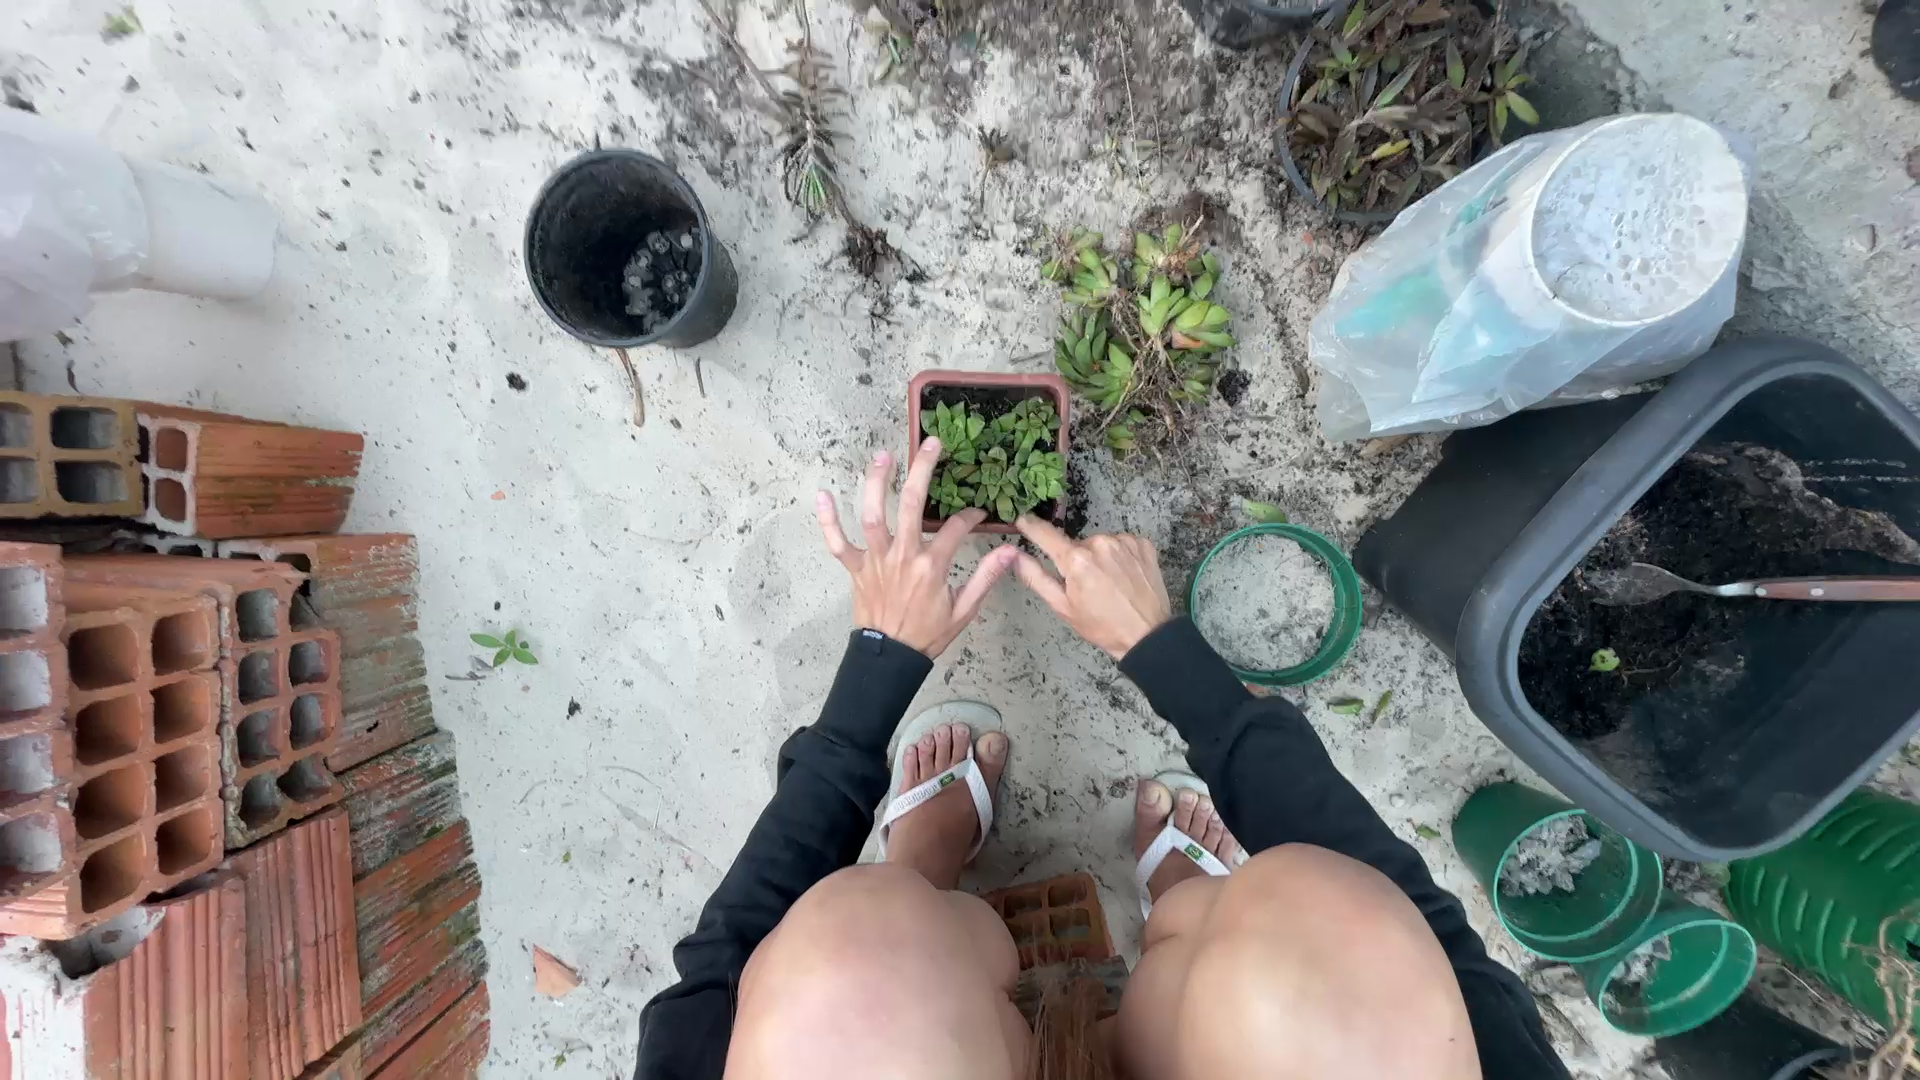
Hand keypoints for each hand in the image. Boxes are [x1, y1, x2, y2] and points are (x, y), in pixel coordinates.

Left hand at [816, 439, 1020, 657]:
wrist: (892, 658)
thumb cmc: (928, 634)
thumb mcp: (964, 609)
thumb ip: (986, 576)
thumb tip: (1011, 551)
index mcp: (931, 566)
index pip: (954, 528)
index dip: (969, 517)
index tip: (976, 514)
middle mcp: (902, 556)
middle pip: (910, 505)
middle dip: (923, 470)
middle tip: (932, 444)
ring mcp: (876, 560)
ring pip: (872, 515)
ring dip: (875, 483)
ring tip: (883, 456)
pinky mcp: (856, 569)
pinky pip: (837, 543)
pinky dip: (827, 521)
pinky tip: (821, 495)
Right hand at [1013, 515, 1172, 659]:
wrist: (1148, 634)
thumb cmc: (1101, 625)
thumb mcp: (1062, 606)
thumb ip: (1035, 576)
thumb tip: (1012, 555)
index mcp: (1076, 559)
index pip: (1045, 534)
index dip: (1030, 526)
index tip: (1022, 519)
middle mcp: (1099, 542)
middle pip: (1077, 545)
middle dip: (1077, 560)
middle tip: (1088, 586)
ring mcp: (1124, 541)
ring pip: (1100, 544)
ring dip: (1100, 558)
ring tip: (1110, 583)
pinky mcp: (1143, 543)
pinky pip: (1121, 543)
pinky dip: (1119, 556)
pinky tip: (1125, 576)